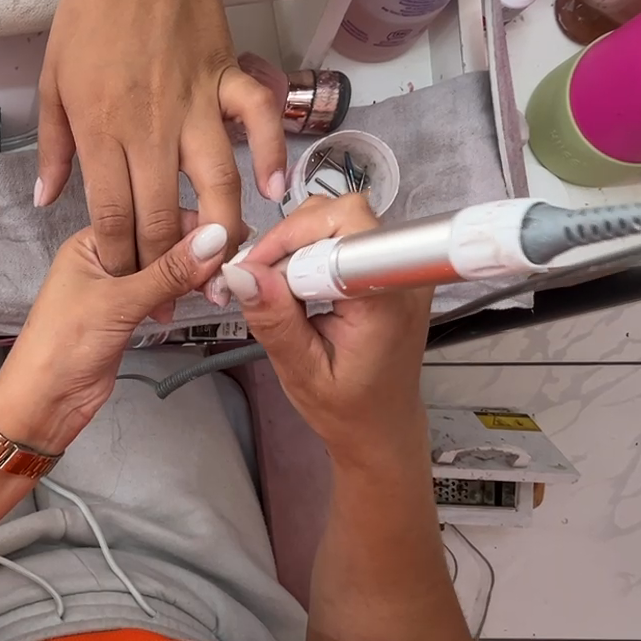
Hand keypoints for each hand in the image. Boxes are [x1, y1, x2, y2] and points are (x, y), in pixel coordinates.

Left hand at [0, 219, 231, 452]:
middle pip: (159, 242)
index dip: (189, 225)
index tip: (228, 236)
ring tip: (216, 288)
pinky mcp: (125, 315)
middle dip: (194, 254)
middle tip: (227, 268)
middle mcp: (102, 259)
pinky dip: (179, 296)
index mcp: (90, 243)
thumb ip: (168, 272)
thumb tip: (215, 239)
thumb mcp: (118, 303)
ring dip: (190, 278)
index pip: (148, 216)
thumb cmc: (62, 346)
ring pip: (163, 271)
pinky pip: (160, 295)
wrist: (45, 401)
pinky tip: (197, 299)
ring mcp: (114, 288)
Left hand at [36, 0, 288, 274]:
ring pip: (213, 182)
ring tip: (224, 267)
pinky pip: (256, 120)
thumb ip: (53, 150)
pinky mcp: (226, 78)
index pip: (113, 217)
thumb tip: (47, 199)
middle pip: (158, 215)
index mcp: (101, 132)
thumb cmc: (88, 15)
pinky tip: (272, 192)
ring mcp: (193, 103)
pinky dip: (269, 153)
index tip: (128, 287)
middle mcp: (149, 127)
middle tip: (173, 299)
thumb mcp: (51, 85)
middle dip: (164, 267)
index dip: (122, 260)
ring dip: (220, 232)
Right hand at [219, 196, 432, 466]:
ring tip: (273, 290)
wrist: (380, 425)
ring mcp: (397, 268)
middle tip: (258, 283)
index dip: (291, 238)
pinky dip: (306, 257)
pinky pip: (341, 241)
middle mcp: (401, 272)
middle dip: (288, 241)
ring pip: (336, 223)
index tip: (255, 272)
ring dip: (294, 249)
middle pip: (338, 215)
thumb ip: (274, 320)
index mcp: (385, 295)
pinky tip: (291, 290)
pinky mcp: (385, 271)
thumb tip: (240, 272)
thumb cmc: (345, 408)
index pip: (343, 225)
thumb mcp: (299, 371)